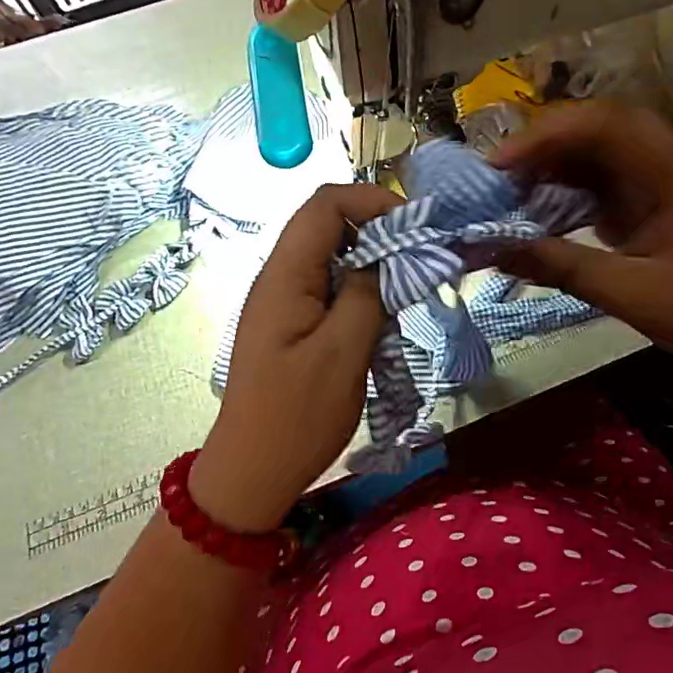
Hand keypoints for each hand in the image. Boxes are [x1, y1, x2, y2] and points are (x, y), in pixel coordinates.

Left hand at [191, 183, 401, 531]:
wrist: (252, 471)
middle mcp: (279, 278)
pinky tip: (383, 312)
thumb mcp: (343, 353)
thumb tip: (385, 259)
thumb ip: (367, 295)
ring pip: (332, 256)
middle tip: (419, 257)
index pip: (324, 204)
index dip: (372, 200)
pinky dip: (361, 288)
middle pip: (328, 225)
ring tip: (407, 285)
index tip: (415, 226)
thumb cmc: (297, 416)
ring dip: (372, 261)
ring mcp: (284, 301)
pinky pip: (329, 287)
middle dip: (378, 229)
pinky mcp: (292, 323)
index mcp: (285, 276)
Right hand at [492, 102, 672, 365]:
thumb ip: (564, 267)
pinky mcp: (657, 206)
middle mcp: (671, 165)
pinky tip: (543, 214)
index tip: (500, 166)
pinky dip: (571, 195)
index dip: (547, 136)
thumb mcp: (634, 293)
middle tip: (499, 178)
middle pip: (600, 132)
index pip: (606, 125)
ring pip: (601, 157)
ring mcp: (665, 184)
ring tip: (512, 196)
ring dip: (555, 170)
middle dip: (545, 148)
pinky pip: (607, 186)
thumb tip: (495, 250)